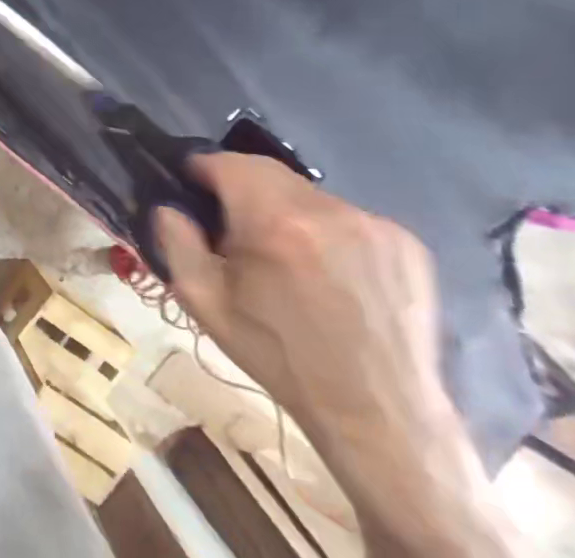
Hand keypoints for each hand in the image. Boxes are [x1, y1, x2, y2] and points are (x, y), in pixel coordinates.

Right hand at [156, 153, 447, 436]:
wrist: (376, 411)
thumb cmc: (278, 354)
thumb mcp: (204, 302)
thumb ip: (177, 243)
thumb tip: (168, 207)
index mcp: (275, 223)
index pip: (228, 163)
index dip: (202, 168)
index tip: (190, 185)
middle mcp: (329, 211)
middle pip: (269, 173)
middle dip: (241, 186)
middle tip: (229, 223)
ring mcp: (375, 224)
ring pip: (309, 195)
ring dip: (285, 210)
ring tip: (283, 256)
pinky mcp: (406, 243)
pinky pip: (348, 217)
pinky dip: (326, 231)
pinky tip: (326, 271)